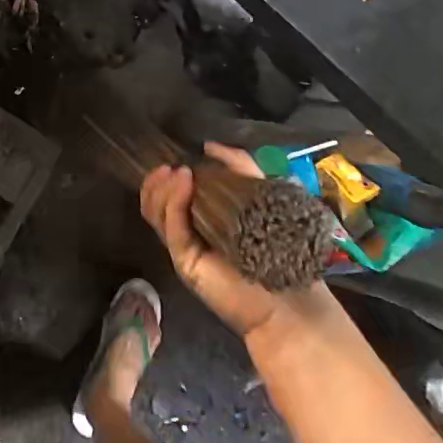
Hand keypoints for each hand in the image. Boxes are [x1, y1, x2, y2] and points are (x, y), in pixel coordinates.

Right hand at [141, 142, 305, 339]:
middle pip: (156, 206)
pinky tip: (183, 180)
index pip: (169, 197)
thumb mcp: (258, 192)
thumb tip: (208, 145)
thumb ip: (237, 166)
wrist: (287, 298)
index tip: (170, 160)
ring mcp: (185, 248)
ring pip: (158, 215)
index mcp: (202, 219)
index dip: (164, 178)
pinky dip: (174, 201)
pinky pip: (173, 228)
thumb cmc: (277, 244)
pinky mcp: (187, 261)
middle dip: (155, 183)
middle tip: (163, 166)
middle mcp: (189, 233)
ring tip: (172, 171)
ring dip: (160, 189)